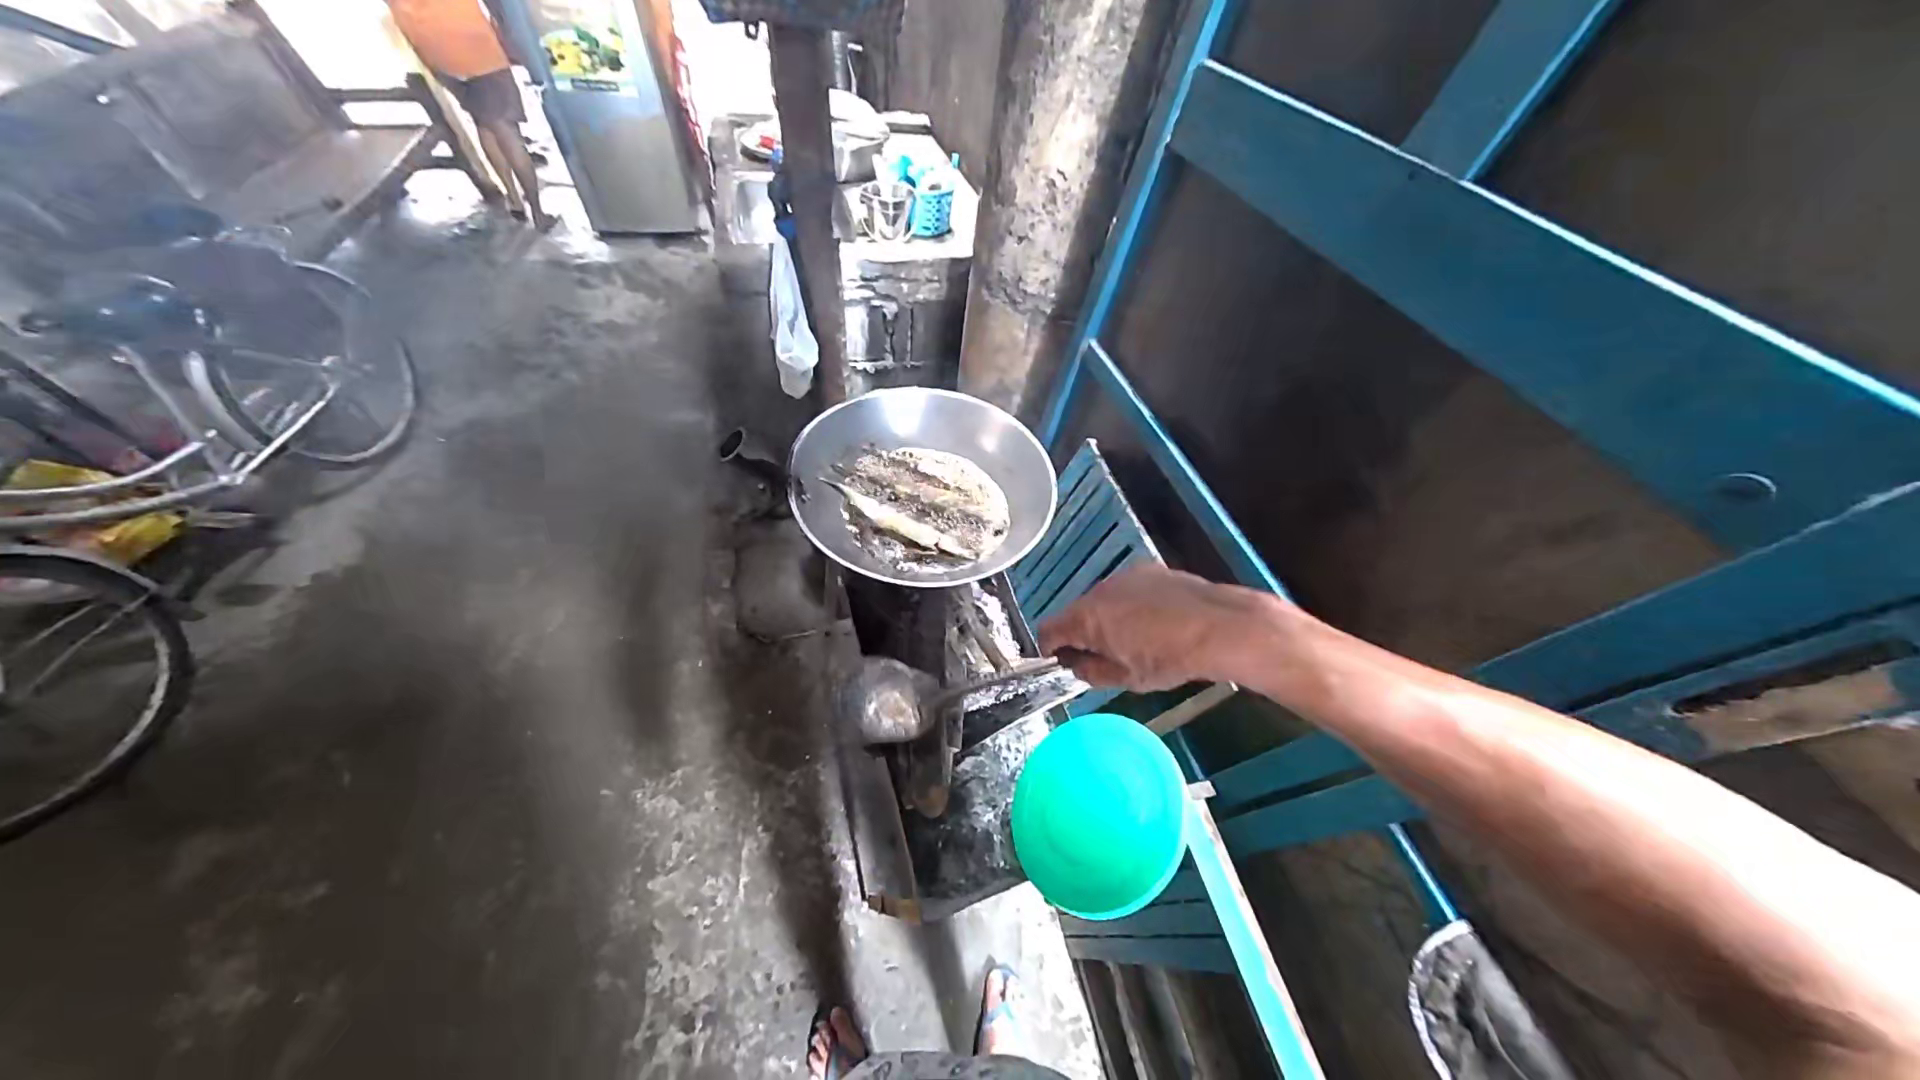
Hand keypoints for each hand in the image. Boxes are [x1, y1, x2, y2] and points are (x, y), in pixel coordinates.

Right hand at [1038, 564, 1290, 691]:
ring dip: (1107, 619)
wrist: (1219, 627)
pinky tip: (1154, 622)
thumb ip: (1090, 672)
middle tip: (1103, 659)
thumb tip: (1075, 664)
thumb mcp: (1125, 679)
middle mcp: (1099, 589)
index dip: (1050, 649)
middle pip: (1076, 613)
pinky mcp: (1149, 570)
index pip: (1048, 629)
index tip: (1061, 662)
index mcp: (1086, 617)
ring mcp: (1125, 576)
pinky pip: (1127, 591)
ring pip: (1102, 600)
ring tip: (1134, 641)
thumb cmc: (1168, 659)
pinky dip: (1130, 606)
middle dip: (1082, 635)